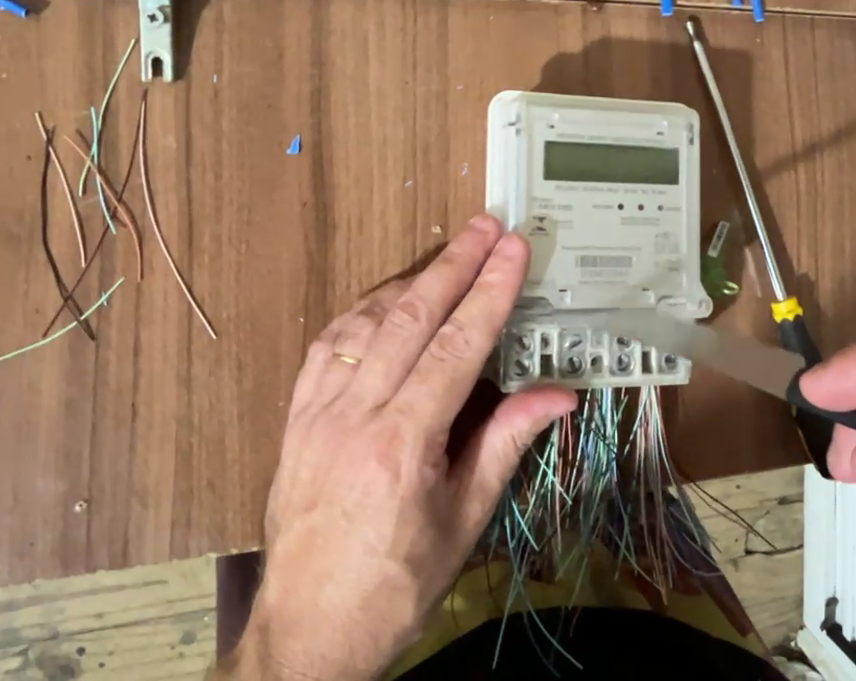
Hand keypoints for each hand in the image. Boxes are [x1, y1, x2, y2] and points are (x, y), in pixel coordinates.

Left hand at [229, 215, 576, 680]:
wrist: (306, 631)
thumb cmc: (395, 584)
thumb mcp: (463, 521)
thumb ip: (506, 444)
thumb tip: (558, 395)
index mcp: (402, 443)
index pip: (456, 346)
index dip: (489, 291)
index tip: (512, 249)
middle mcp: (354, 414)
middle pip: (409, 318)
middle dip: (453, 265)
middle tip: (485, 225)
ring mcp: (317, 412)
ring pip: (365, 322)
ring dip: (410, 281)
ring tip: (448, 254)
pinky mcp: (296, 418)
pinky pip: (328, 346)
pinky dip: (363, 313)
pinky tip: (386, 301)